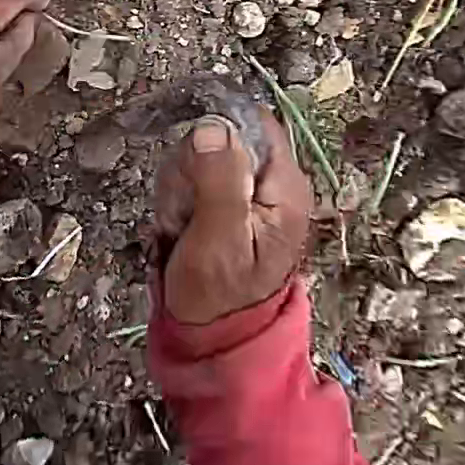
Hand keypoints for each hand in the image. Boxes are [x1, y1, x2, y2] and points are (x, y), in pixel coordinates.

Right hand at [153, 109, 311, 324]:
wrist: (210, 341)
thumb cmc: (218, 297)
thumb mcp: (220, 241)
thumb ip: (219, 181)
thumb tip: (213, 127)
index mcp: (286, 185)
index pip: (255, 124)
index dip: (220, 133)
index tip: (194, 162)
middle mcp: (272, 180)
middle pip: (224, 136)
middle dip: (193, 166)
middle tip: (185, 207)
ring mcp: (248, 189)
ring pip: (203, 153)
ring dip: (181, 183)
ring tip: (181, 223)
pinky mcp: (226, 199)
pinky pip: (194, 175)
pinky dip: (179, 195)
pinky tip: (178, 223)